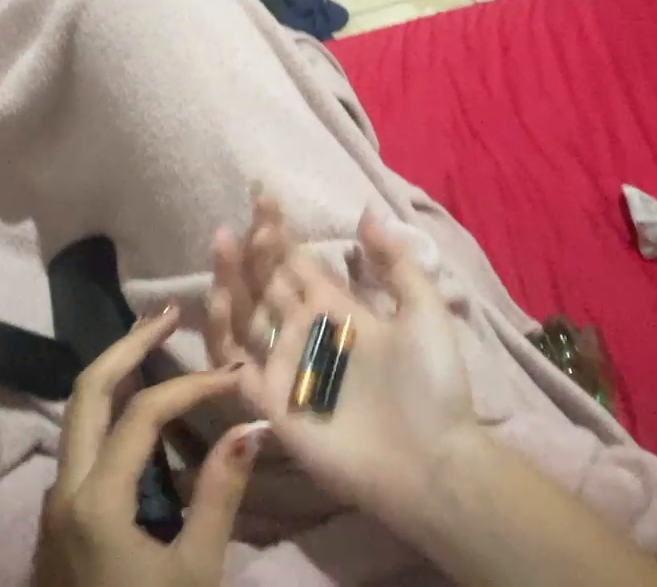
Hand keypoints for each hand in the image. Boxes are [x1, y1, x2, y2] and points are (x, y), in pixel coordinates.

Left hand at [35, 305, 265, 586]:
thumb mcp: (195, 574)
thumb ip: (220, 494)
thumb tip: (253, 425)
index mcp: (95, 501)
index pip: (142, 413)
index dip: (192, 384)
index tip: (234, 373)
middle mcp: (63, 488)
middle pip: (86, 390)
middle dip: (129, 344)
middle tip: (170, 313)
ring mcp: (55, 501)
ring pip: (77, 413)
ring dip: (116, 371)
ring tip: (159, 343)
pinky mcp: (60, 516)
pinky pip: (82, 442)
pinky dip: (112, 409)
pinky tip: (145, 409)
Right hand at [204, 195, 481, 530]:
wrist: (434, 462)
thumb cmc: (433, 386)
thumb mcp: (425, 312)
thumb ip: (395, 263)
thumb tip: (365, 212)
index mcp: (338, 310)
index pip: (298, 261)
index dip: (280, 230)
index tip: (264, 194)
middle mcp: (305, 332)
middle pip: (268, 281)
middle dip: (256, 246)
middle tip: (249, 215)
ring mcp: (286, 365)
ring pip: (245, 314)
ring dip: (232, 278)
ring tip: (224, 243)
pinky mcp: (271, 402)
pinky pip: (236, 363)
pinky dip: (223, 332)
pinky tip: (222, 300)